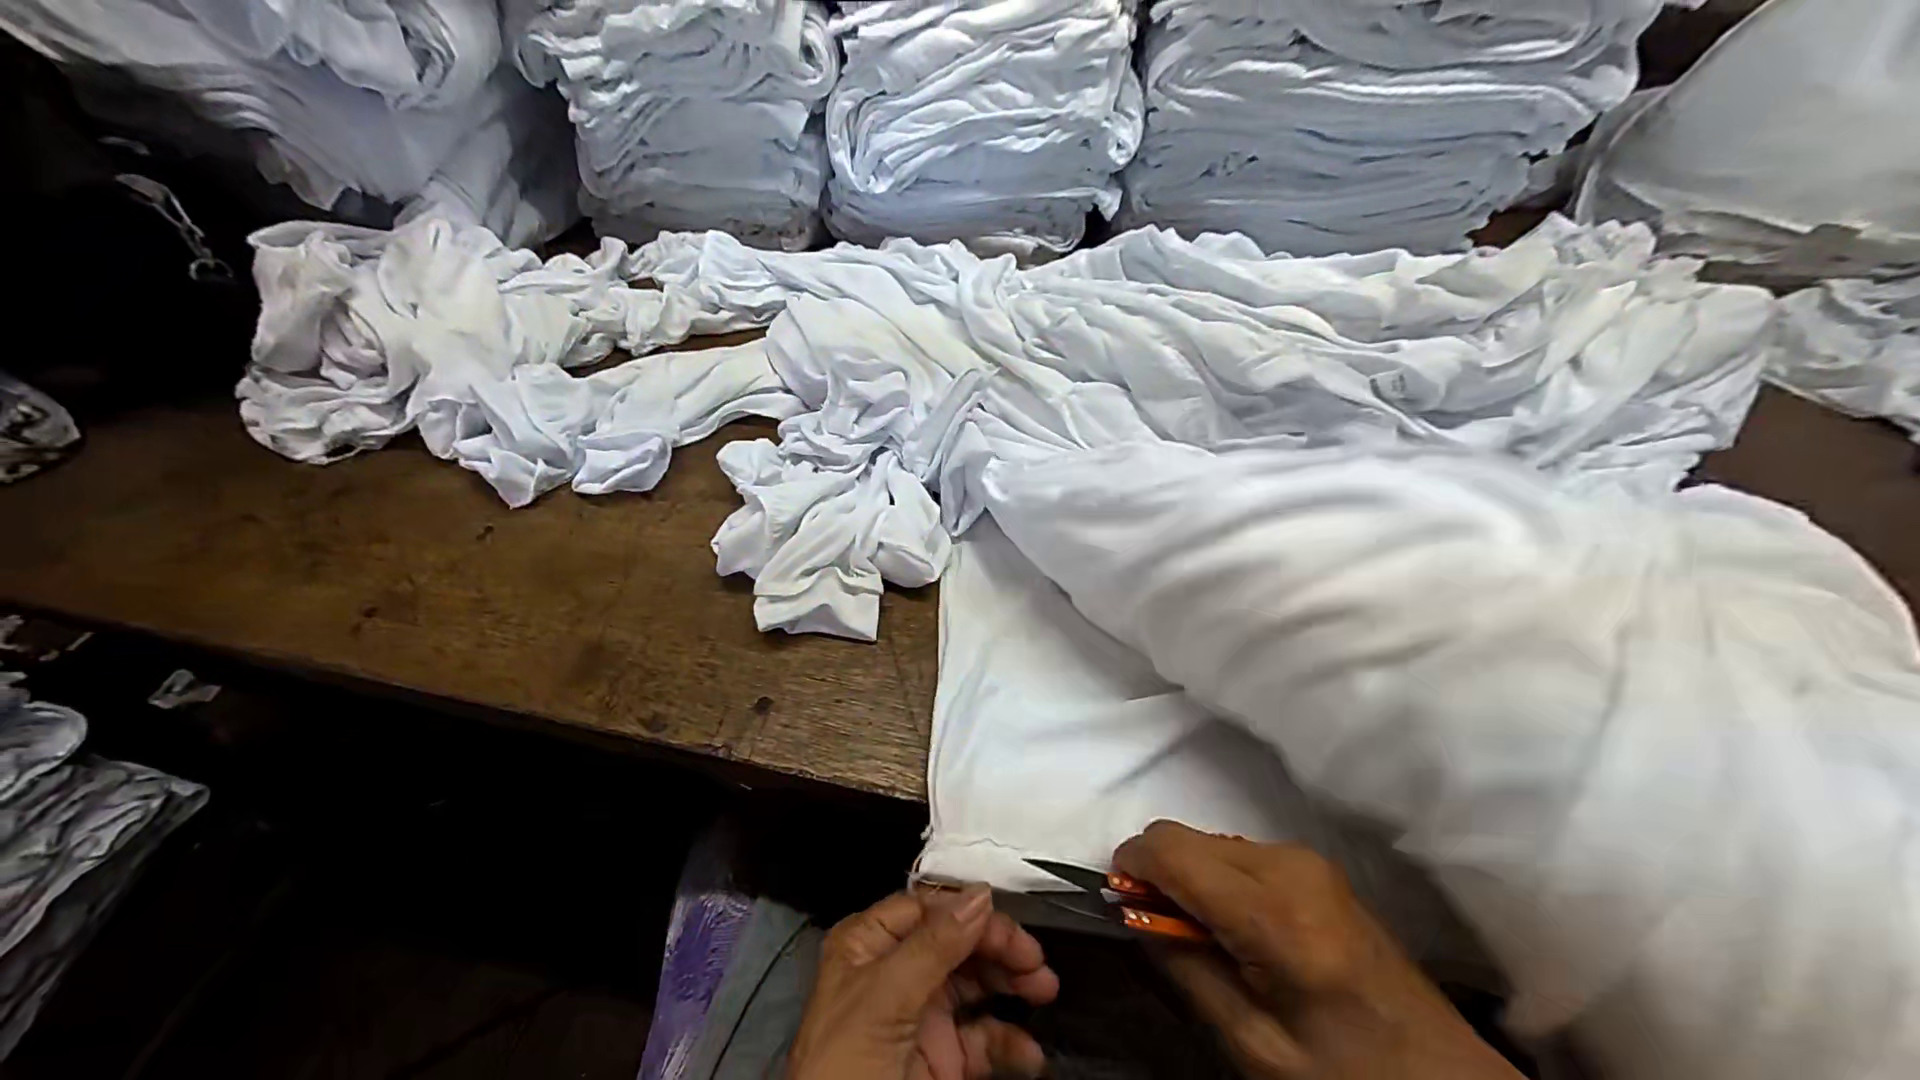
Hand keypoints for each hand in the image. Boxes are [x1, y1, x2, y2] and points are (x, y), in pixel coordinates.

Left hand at [787, 885, 1059, 1079]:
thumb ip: (934, 944)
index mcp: (869, 944)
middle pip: (958, 942)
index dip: (967, 912)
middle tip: (1035, 961)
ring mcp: (921, 1015)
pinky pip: (982, 1038)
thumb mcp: (883, 996)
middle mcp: (896, 971)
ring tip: (1045, 989)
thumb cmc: (844, 1064)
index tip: (1005, 925)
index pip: (927, 908)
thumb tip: (981, 894)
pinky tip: (1028, 1053)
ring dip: (1012, 984)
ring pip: (975, 983)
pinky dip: (1009, 1042)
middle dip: (999, 947)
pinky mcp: (941, 1059)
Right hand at [1115, 822, 1521, 1079]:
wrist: (1444, 1079)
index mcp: (1273, 913)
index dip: (1130, 867)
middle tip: (1157, 929)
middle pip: (1183, 837)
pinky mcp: (1315, 864)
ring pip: (1207, 840)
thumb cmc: (1343, 1074)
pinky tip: (1236, 925)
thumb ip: (1184, 966)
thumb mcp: (1252, 1043)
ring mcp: (1305, 859)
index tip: (1120, 904)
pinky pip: (1236, 851)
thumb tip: (1134, 913)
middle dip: (1156, 873)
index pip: (1170, 849)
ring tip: (1202, 934)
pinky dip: (1215, 877)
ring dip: (1186, 876)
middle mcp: (1287, 864)